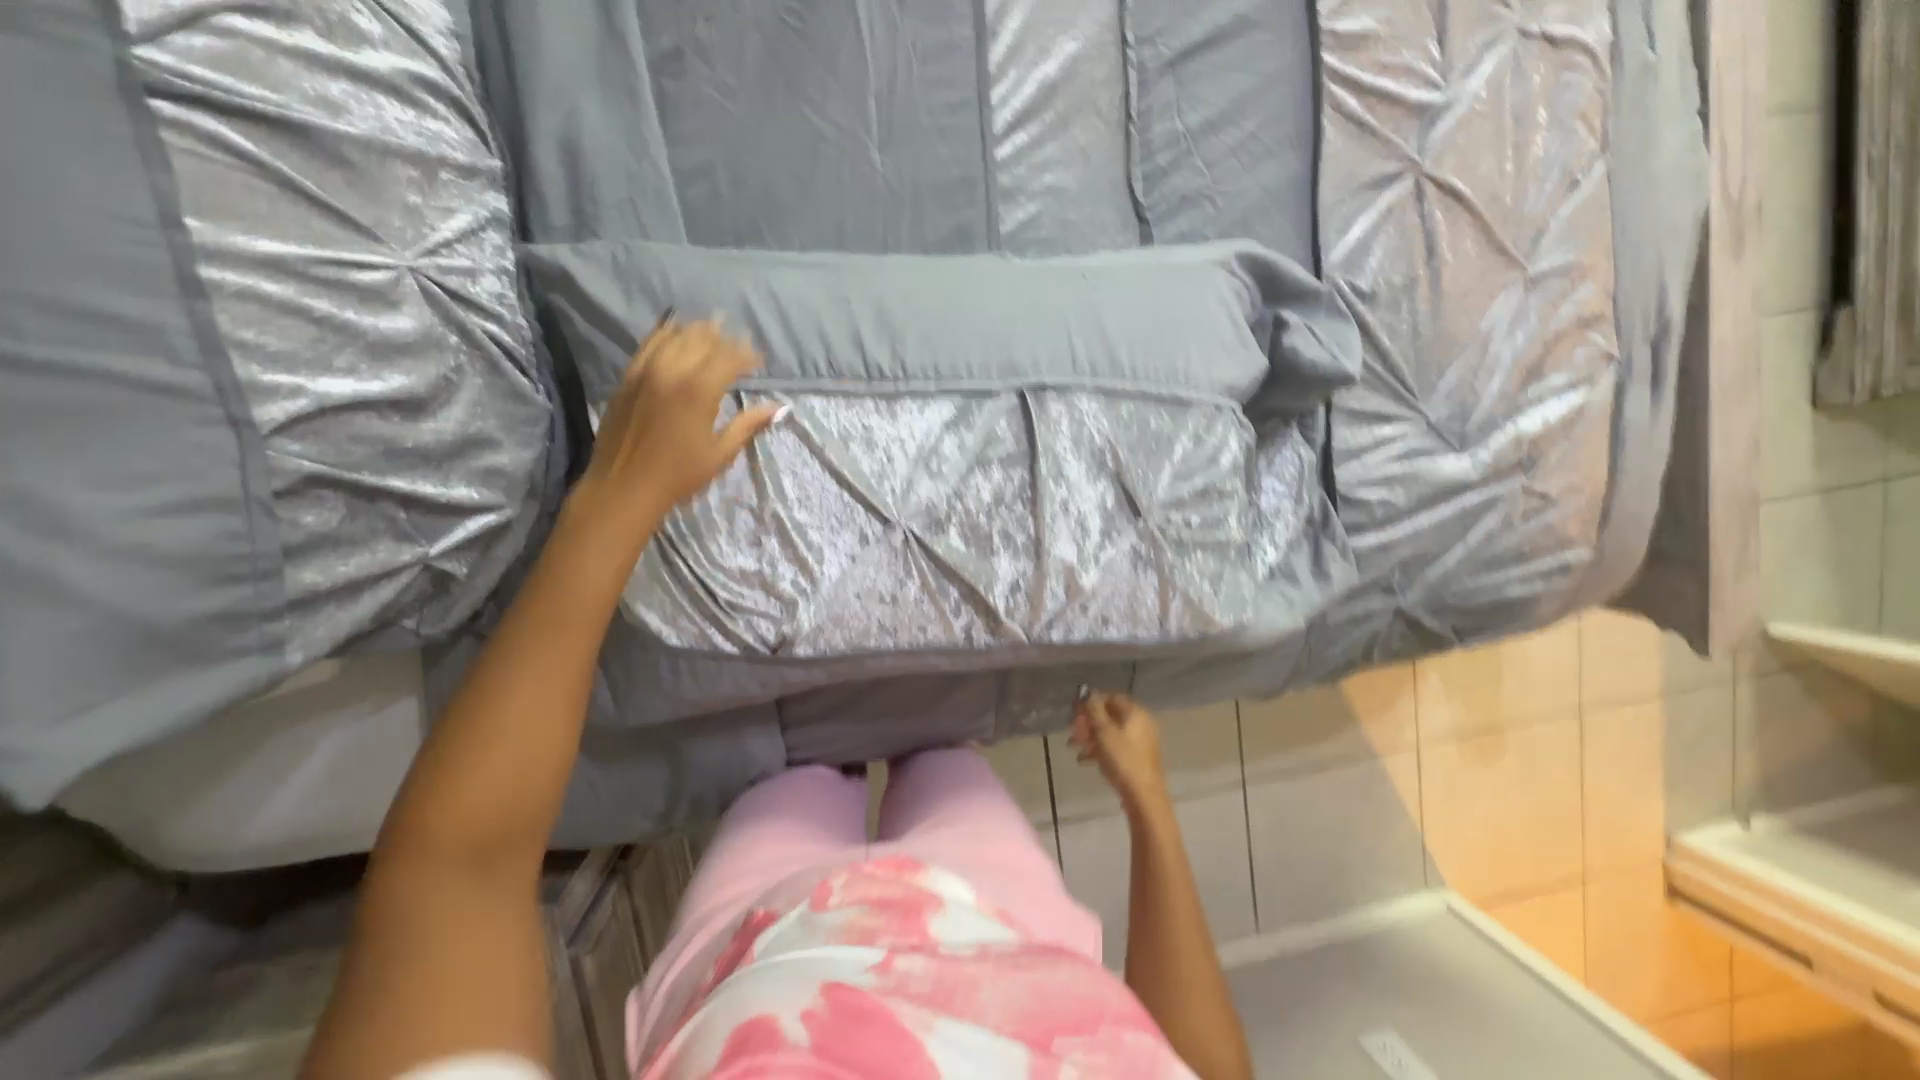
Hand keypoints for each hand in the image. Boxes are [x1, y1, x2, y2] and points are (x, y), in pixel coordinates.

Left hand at [573, 316, 781, 540]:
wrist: (623, 487)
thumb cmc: (678, 476)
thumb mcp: (720, 454)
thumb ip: (748, 424)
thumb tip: (779, 407)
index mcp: (699, 391)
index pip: (730, 357)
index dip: (748, 355)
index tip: (760, 362)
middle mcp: (672, 371)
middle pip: (703, 339)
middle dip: (725, 339)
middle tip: (739, 345)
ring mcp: (646, 370)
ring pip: (676, 335)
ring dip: (698, 331)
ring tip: (713, 332)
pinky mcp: (628, 376)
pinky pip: (649, 343)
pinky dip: (667, 334)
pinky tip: (676, 332)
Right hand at [1069, 691, 1168, 813]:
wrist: (1143, 794)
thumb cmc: (1122, 759)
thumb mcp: (1104, 732)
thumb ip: (1094, 710)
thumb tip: (1089, 693)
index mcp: (1135, 712)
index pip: (1111, 697)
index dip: (1091, 703)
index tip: (1075, 713)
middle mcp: (1140, 722)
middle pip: (1110, 716)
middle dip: (1088, 723)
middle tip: (1073, 733)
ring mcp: (1140, 740)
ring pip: (1111, 732)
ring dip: (1091, 737)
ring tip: (1074, 747)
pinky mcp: (1137, 756)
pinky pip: (1116, 746)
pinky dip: (1100, 749)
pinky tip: (1084, 760)